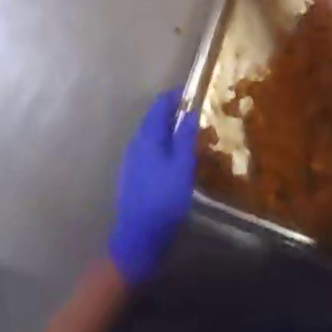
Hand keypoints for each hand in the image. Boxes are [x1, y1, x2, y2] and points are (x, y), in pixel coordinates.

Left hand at [108, 89, 198, 284]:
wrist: (139, 238)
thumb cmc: (164, 200)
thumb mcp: (182, 167)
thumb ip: (185, 138)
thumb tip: (190, 111)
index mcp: (147, 137)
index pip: (160, 105)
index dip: (176, 96)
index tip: (195, 94)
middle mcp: (137, 143)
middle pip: (155, 119)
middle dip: (174, 113)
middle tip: (198, 114)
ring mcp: (133, 160)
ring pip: (153, 135)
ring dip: (170, 130)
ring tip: (192, 134)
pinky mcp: (134, 175)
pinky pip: (151, 150)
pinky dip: (165, 145)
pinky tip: (177, 158)